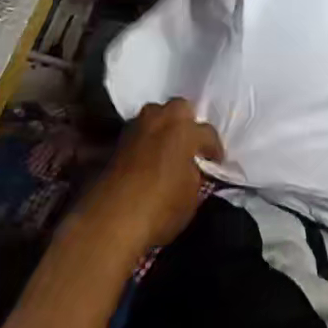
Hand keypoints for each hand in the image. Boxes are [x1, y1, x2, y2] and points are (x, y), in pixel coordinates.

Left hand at [71, 99, 221, 254]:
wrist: (111, 219)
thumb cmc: (161, 207)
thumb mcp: (193, 196)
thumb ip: (198, 174)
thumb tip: (195, 168)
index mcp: (185, 129)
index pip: (208, 132)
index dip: (214, 149)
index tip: (215, 163)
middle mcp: (161, 119)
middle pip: (180, 108)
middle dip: (187, 122)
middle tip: (190, 145)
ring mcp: (136, 127)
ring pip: (156, 115)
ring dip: (164, 126)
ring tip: (168, 148)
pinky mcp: (118, 140)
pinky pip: (141, 131)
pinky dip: (147, 139)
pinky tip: (150, 157)